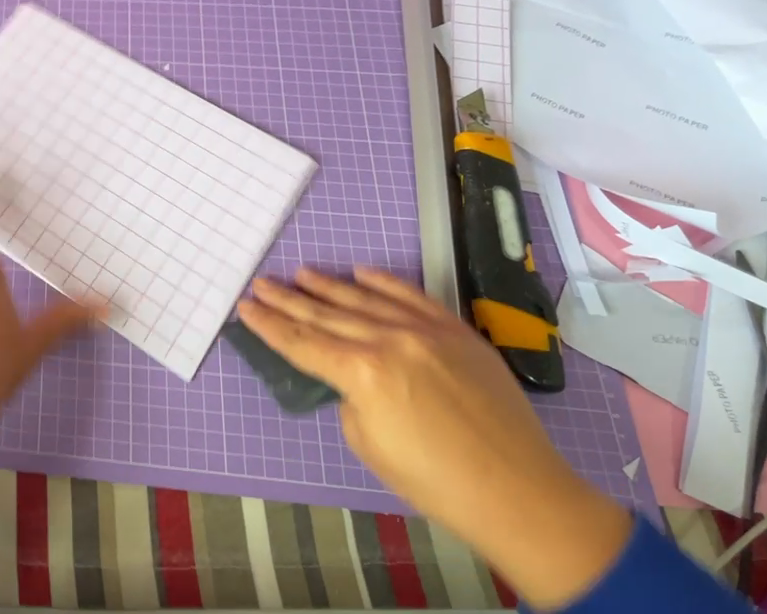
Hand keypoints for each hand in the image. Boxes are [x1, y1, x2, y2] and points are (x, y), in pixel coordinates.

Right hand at [238, 267, 631, 609]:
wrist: (520, 493)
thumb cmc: (434, 482)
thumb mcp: (368, 443)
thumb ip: (351, 397)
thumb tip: (354, 376)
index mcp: (361, 373)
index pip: (302, 343)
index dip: (269, 326)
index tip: (245, 307)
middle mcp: (388, 341)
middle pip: (325, 316)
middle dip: (288, 300)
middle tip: (261, 283)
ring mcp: (425, 331)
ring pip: (364, 300)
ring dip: (327, 286)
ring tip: (299, 273)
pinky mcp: (457, 332)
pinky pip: (412, 297)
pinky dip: (383, 283)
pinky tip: (360, 272)